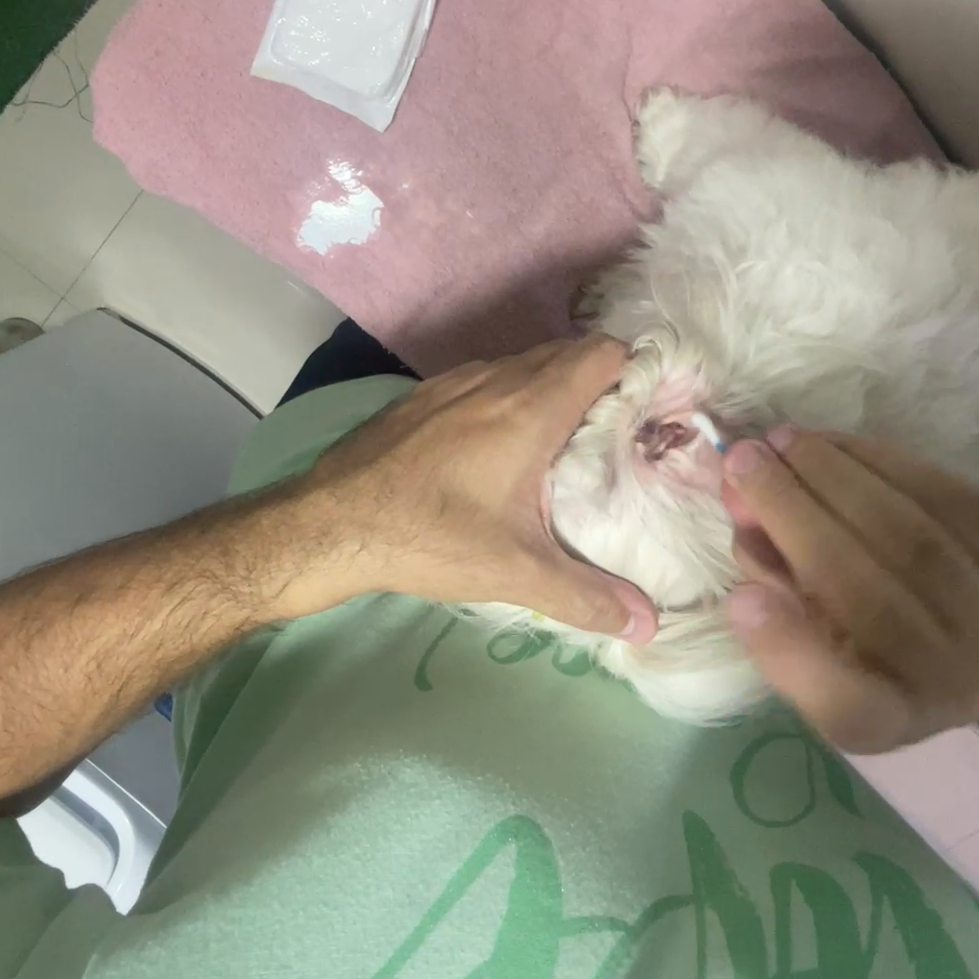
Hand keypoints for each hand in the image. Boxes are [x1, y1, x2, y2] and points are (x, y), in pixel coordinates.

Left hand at [294, 335, 658, 641]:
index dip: (635, 372)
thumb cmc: (429, 537)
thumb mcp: (515, 571)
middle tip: (614, 437)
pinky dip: (507, 399)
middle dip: (600, 386)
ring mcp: (453, 381)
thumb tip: (648, 625)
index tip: (647, 414)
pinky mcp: (423, 396)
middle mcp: (495, 378)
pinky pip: (484, 381)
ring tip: (561, 444)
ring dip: (550, 391)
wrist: (329, 523)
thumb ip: (587, 596)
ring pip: (522, 366)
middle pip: (567, 356)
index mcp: (531, 407)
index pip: (603, 353)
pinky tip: (496, 449)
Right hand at [720, 427, 978, 752]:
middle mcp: (951, 682)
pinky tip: (830, 443)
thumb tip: (746, 523)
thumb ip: (776, 598)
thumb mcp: (820, 651)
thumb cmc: (882, 649)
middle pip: (864, 595)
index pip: (843, 704)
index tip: (739, 598)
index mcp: (888, 717)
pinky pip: (942, 496)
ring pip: (904, 533)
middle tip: (741, 460)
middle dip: (791, 514)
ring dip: (831, 474)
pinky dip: (876, 461)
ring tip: (779, 442)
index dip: (787, 653)